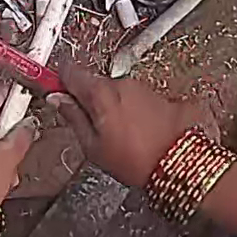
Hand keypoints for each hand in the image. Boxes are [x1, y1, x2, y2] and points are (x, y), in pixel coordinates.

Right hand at [51, 65, 207, 187]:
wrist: (181, 164)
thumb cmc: (136, 161)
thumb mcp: (93, 147)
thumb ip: (73, 117)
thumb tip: (57, 100)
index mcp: (100, 93)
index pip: (70, 72)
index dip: (59, 80)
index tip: (55, 89)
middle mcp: (121, 83)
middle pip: (94, 83)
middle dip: (89, 99)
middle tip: (90, 126)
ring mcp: (142, 87)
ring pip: (116, 91)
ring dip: (112, 106)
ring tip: (118, 136)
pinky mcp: (158, 95)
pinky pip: (135, 98)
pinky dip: (132, 110)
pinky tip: (137, 132)